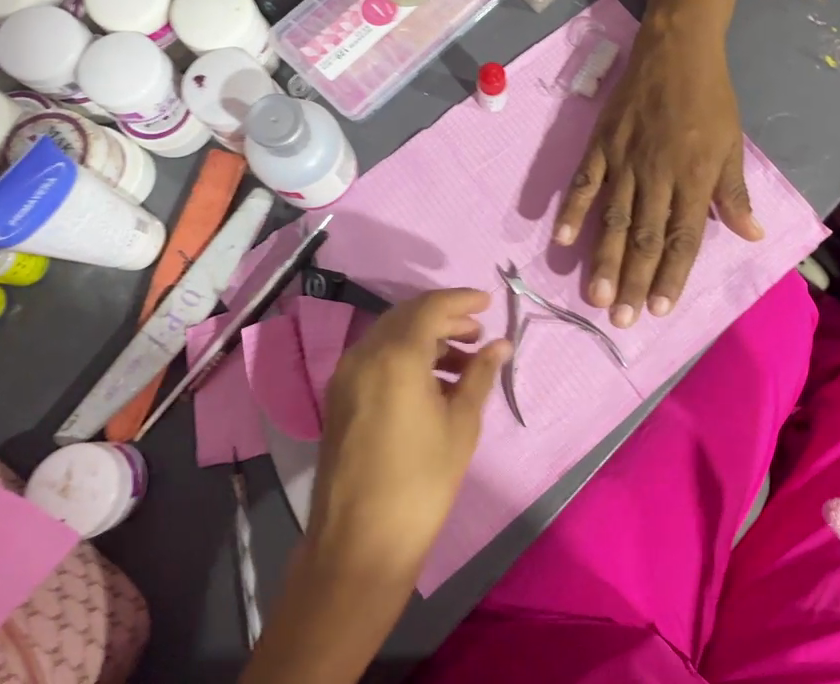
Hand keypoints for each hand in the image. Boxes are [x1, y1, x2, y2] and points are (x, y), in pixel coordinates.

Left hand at [306, 289, 512, 584]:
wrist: (362, 539)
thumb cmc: (422, 480)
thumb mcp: (461, 424)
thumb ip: (480, 375)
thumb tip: (500, 344)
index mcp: (396, 355)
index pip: (430, 306)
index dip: (461, 299)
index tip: (489, 302)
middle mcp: (364, 355)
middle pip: (406, 317)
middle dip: (444, 317)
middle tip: (478, 332)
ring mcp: (345, 376)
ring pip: (389, 337)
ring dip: (425, 338)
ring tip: (463, 362)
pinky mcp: (339, 398)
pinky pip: (375, 359)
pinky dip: (405, 357)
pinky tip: (432, 382)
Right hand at [554, 24, 763, 326]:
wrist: (677, 49)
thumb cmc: (710, 99)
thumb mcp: (732, 145)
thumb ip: (735, 194)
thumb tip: (752, 236)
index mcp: (694, 180)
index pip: (682, 238)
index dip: (672, 276)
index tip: (660, 310)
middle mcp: (658, 177)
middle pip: (645, 237)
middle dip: (634, 281)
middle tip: (620, 320)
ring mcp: (625, 161)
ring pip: (614, 219)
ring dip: (604, 259)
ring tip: (595, 297)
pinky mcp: (601, 144)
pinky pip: (585, 182)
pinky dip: (572, 210)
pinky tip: (562, 238)